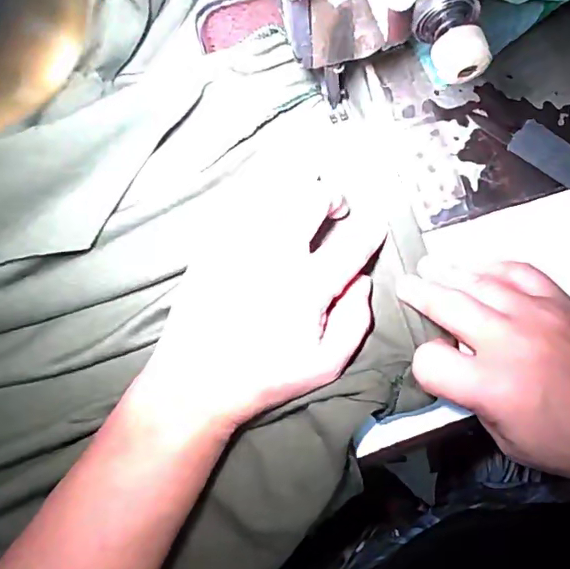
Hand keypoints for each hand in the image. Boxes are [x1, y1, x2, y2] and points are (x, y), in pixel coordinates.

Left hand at [136, 176, 383, 435]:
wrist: (194, 381)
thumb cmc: (264, 377)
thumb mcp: (325, 365)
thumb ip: (355, 321)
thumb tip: (362, 281)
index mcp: (307, 287)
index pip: (353, 243)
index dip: (371, 229)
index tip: (375, 225)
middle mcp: (275, 256)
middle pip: (312, 197)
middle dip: (333, 195)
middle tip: (337, 208)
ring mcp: (239, 245)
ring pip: (274, 189)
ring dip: (298, 188)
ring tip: (303, 200)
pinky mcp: (212, 243)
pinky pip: (240, 200)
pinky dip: (261, 193)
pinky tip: (268, 206)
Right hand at [399, 258, 569, 489]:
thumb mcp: (516, 444)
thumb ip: (480, 407)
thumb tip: (464, 378)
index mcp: (493, 386)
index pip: (430, 361)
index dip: (425, 368)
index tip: (435, 371)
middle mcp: (507, 340)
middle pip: (446, 303)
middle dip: (419, 294)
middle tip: (405, 285)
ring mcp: (535, 313)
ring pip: (477, 279)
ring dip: (448, 271)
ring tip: (430, 268)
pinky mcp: (559, 300)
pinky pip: (516, 270)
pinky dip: (492, 265)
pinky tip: (479, 267)